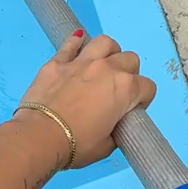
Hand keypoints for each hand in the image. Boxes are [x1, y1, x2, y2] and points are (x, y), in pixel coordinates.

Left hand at [15, 31, 156, 168]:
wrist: (39, 137)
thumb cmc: (76, 145)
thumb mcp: (106, 146)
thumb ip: (116, 131)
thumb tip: (112, 125)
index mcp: (125, 89)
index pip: (147, 87)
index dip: (142, 99)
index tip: (131, 110)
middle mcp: (107, 69)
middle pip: (130, 60)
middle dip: (129, 73)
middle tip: (117, 89)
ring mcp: (81, 62)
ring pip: (105, 43)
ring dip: (109, 52)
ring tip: (103, 64)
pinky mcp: (57, 62)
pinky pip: (71, 43)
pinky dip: (76, 42)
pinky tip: (78, 42)